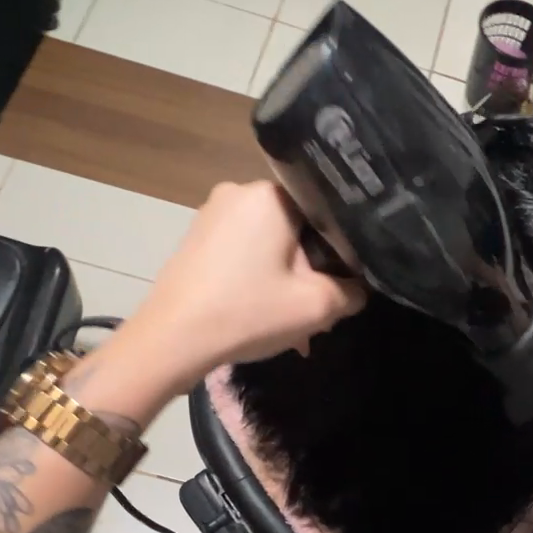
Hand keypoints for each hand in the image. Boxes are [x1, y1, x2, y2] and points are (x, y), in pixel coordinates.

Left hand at [124, 181, 363, 386]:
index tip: (343, 285)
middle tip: (316, 315)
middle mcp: (238, 192)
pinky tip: (261, 315)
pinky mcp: (195, 240)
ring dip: (284, 283)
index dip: (341, 253)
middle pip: (296, 232)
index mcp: (271, 194)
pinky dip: (257, 282)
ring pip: (269, 247)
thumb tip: (360, 287)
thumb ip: (353, 292)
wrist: (173, 340)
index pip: (326, 214)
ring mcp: (211, 215)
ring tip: (290, 325)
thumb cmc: (248, 313)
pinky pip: (242, 256)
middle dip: (309, 274)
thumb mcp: (317, 307)